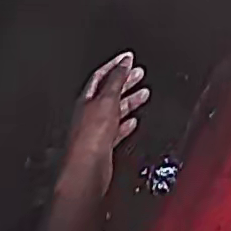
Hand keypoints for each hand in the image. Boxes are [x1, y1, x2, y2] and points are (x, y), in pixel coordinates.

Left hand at [58, 51, 150, 201]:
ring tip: (143, 93)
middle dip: (125, 81)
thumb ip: (117, 79)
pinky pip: (117, 129)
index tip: (128, 57)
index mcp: (86, 100)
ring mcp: (95, 131)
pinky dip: (126, 122)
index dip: (115, 65)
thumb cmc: (90, 138)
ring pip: (115, 110)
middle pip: (109, 92)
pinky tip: (133, 121)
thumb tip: (124, 61)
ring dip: (129, 100)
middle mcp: (89, 114)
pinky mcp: (102, 146)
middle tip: (139, 72)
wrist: (86, 173)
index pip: (101, 76)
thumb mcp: (107, 100)